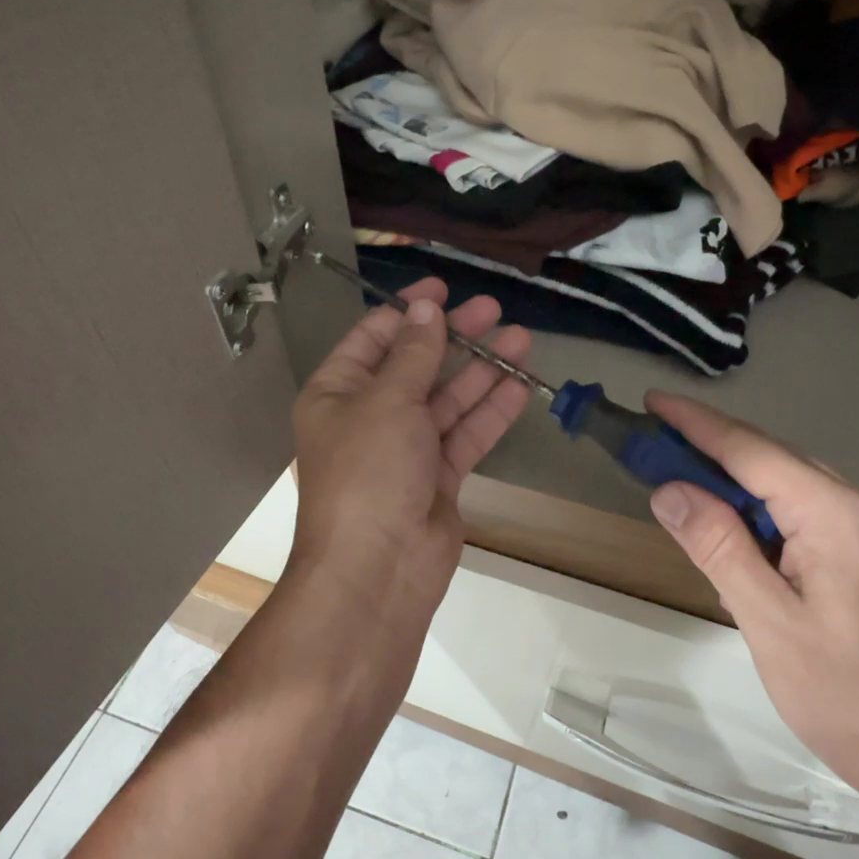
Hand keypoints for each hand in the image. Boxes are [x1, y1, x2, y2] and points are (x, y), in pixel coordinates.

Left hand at [290, 277, 532, 613]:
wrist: (378, 570)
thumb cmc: (369, 473)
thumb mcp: (387, 402)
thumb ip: (413, 354)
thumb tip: (425, 308)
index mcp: (337, 393)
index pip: (373, 339)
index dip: (407, 311)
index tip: (443, 288)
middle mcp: (368, 417)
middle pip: (416, 366)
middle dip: (454, 337)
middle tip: (493, 309)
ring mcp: (405, 449)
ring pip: (447, 399)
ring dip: (482, 369)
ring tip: (520, 336)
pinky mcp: (437, 478)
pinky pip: (465, 434)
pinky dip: (491, 410)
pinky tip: (521, 383)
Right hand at [644, 393, 858, 858]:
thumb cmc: (855, 703)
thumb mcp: (772, 626)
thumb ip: (720, 548)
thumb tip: (671, 489)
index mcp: (840, 516)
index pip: (753, 451)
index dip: (697, 423)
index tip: (653, 401)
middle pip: (781, 466)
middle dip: (718, 457)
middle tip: (659, 456)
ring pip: (807, 495)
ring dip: (751, 494)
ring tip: (700, 507)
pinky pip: (832, 523)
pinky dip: (785, 522)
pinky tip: (762, 553)